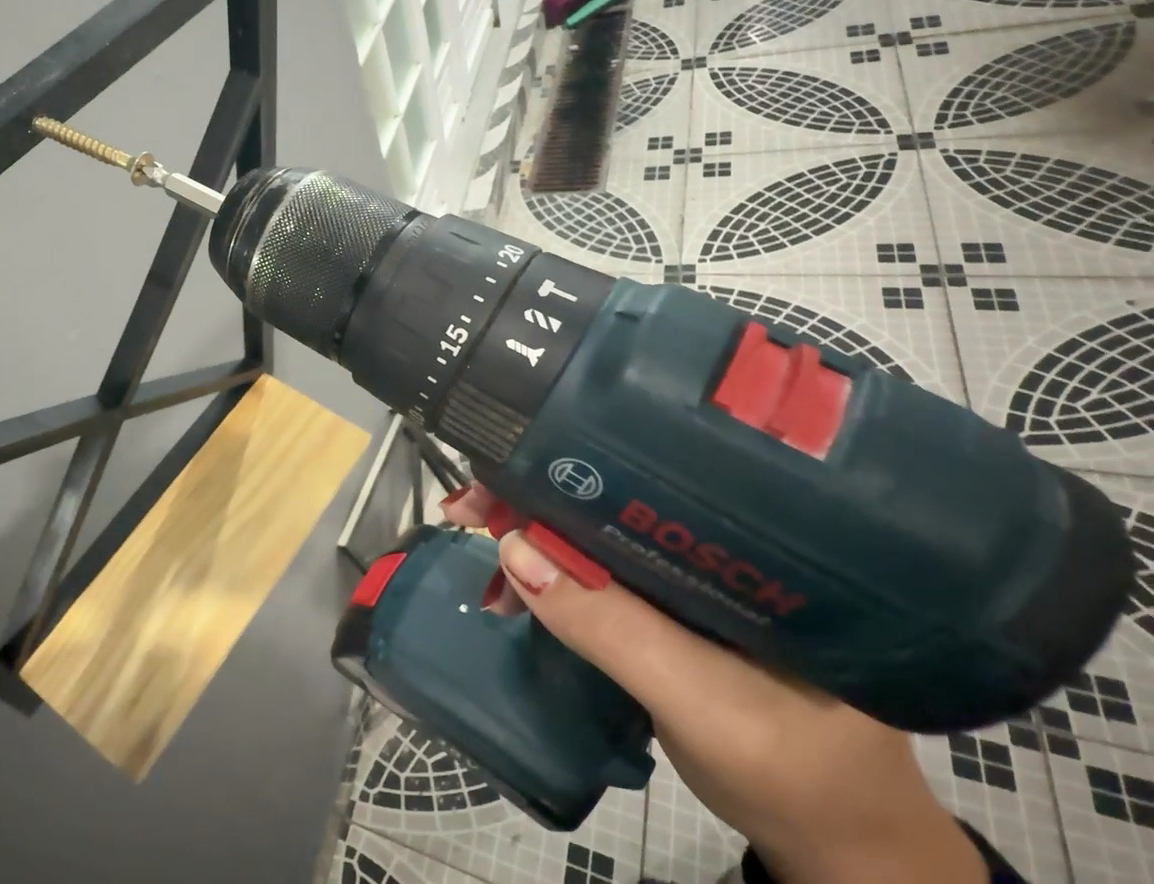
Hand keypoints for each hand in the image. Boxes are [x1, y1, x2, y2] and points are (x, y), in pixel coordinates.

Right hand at [440, 485, 985, 883]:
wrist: (842, 849)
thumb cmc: (798, 774)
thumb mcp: (702, 702)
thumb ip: (615, 629)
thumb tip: (513, 549)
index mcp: (754, 543)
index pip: (650, 478)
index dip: (569, 466)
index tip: (495, 469)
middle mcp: (727, 549)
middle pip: (618, 503)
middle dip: (538, 501)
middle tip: (467, 512)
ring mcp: (702, 587)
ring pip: (605, 544)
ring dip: (540, 546)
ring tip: (487, 565)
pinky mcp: (681, 622)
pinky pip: (608, 586)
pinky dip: (559, 585)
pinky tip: (524, 592)